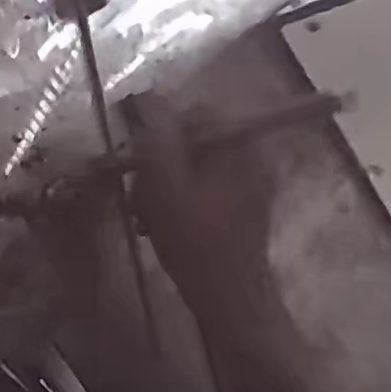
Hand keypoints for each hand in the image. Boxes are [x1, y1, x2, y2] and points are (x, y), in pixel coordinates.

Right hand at [127, 99, 276, 284]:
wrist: (228, 292)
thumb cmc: (194, 238)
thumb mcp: (164, 183)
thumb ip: (157, 138)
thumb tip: (148, 98)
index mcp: (238, 144)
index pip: (198, 111)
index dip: (162, 127)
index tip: (137, 153)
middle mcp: (253, 156)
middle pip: (197, 138)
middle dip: (161, 158)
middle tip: (138, 186)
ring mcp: (252, 182)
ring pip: (197, 164)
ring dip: (166, 181)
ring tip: (145, 209)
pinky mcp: (244, 205)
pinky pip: (206, 186)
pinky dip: (181, 196)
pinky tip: (161, 220)